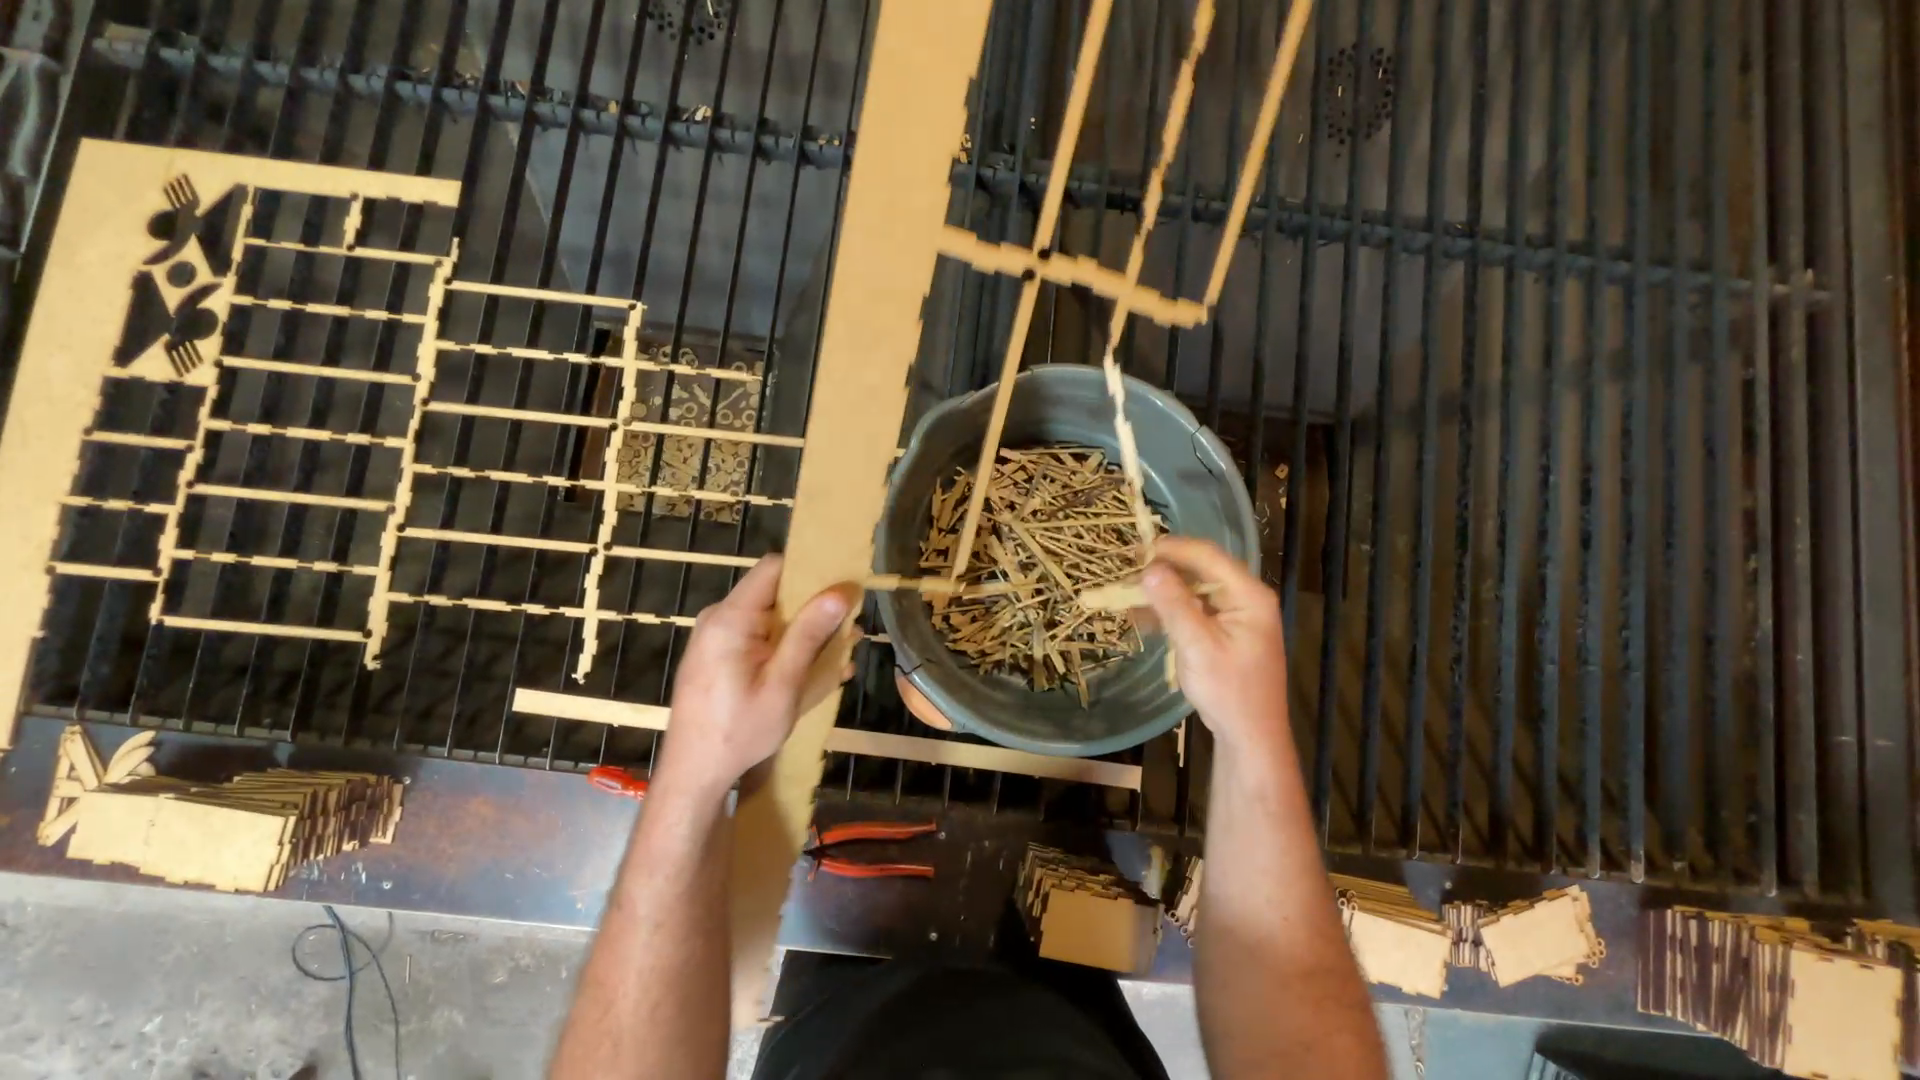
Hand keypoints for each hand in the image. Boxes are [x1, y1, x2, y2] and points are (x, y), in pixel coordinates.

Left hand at [655, 555, 857, 798]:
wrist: (693, 773)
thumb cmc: (739, 731)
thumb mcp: (783, 685)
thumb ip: (809, 635)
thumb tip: (840, 592)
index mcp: (731, 618)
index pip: (774, 567)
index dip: (811, 570)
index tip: (843, 587)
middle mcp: (718, 618)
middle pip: (774, 593)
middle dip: (814, 608)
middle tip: (850, 631)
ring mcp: (715, 637)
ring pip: (769, 617)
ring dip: (803, 633)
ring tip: (840, 656)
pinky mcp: (716, 656)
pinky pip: (756, 637)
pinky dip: (784, 647)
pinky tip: (810, 671)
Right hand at [1140, 537, 1291, 755]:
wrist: (1250, 736)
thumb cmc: (1229, 691)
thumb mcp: (1198, 646)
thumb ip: (1174, 605)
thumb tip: (1149, 568)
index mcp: (1249, 595)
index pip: (1208, 556)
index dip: (1172, 548)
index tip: (1136, 549)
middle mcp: (1246, 598)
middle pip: (1201, 570)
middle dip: (1165, 569)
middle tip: (1128, 570)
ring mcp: (1237, 616)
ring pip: (1195, 590)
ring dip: (1164, 591)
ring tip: (1128, 593)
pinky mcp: (1226, 633)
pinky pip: (1195, 611)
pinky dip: (1171, 611)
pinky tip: (1143, 617)